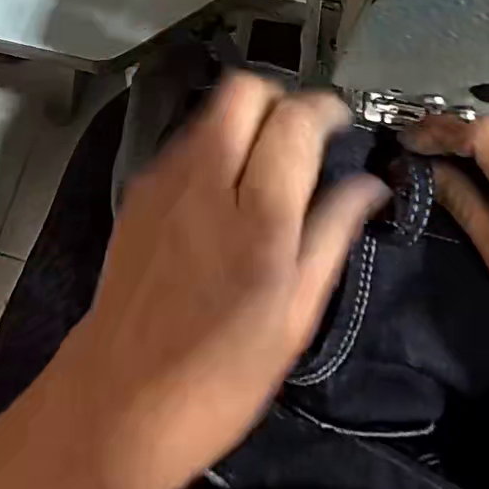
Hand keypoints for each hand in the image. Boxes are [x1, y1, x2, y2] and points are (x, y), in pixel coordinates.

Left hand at [0, 72, 387, 488]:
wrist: (116, 399)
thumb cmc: (223, 370)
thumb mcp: (297, 312)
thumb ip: (335, 231)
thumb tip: (372, 184)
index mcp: (257, 217)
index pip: (295, 120)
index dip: (326, 108)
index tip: (340, 122)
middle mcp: (205, 179)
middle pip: (246, 89)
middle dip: (282, 98)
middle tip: (300, 135)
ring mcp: (164, 176)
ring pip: (214, 105)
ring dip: (249, 116)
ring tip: (266, 160)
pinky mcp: (140, 184)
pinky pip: (189, 135)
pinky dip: (217, 139)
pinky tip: (225, 184)